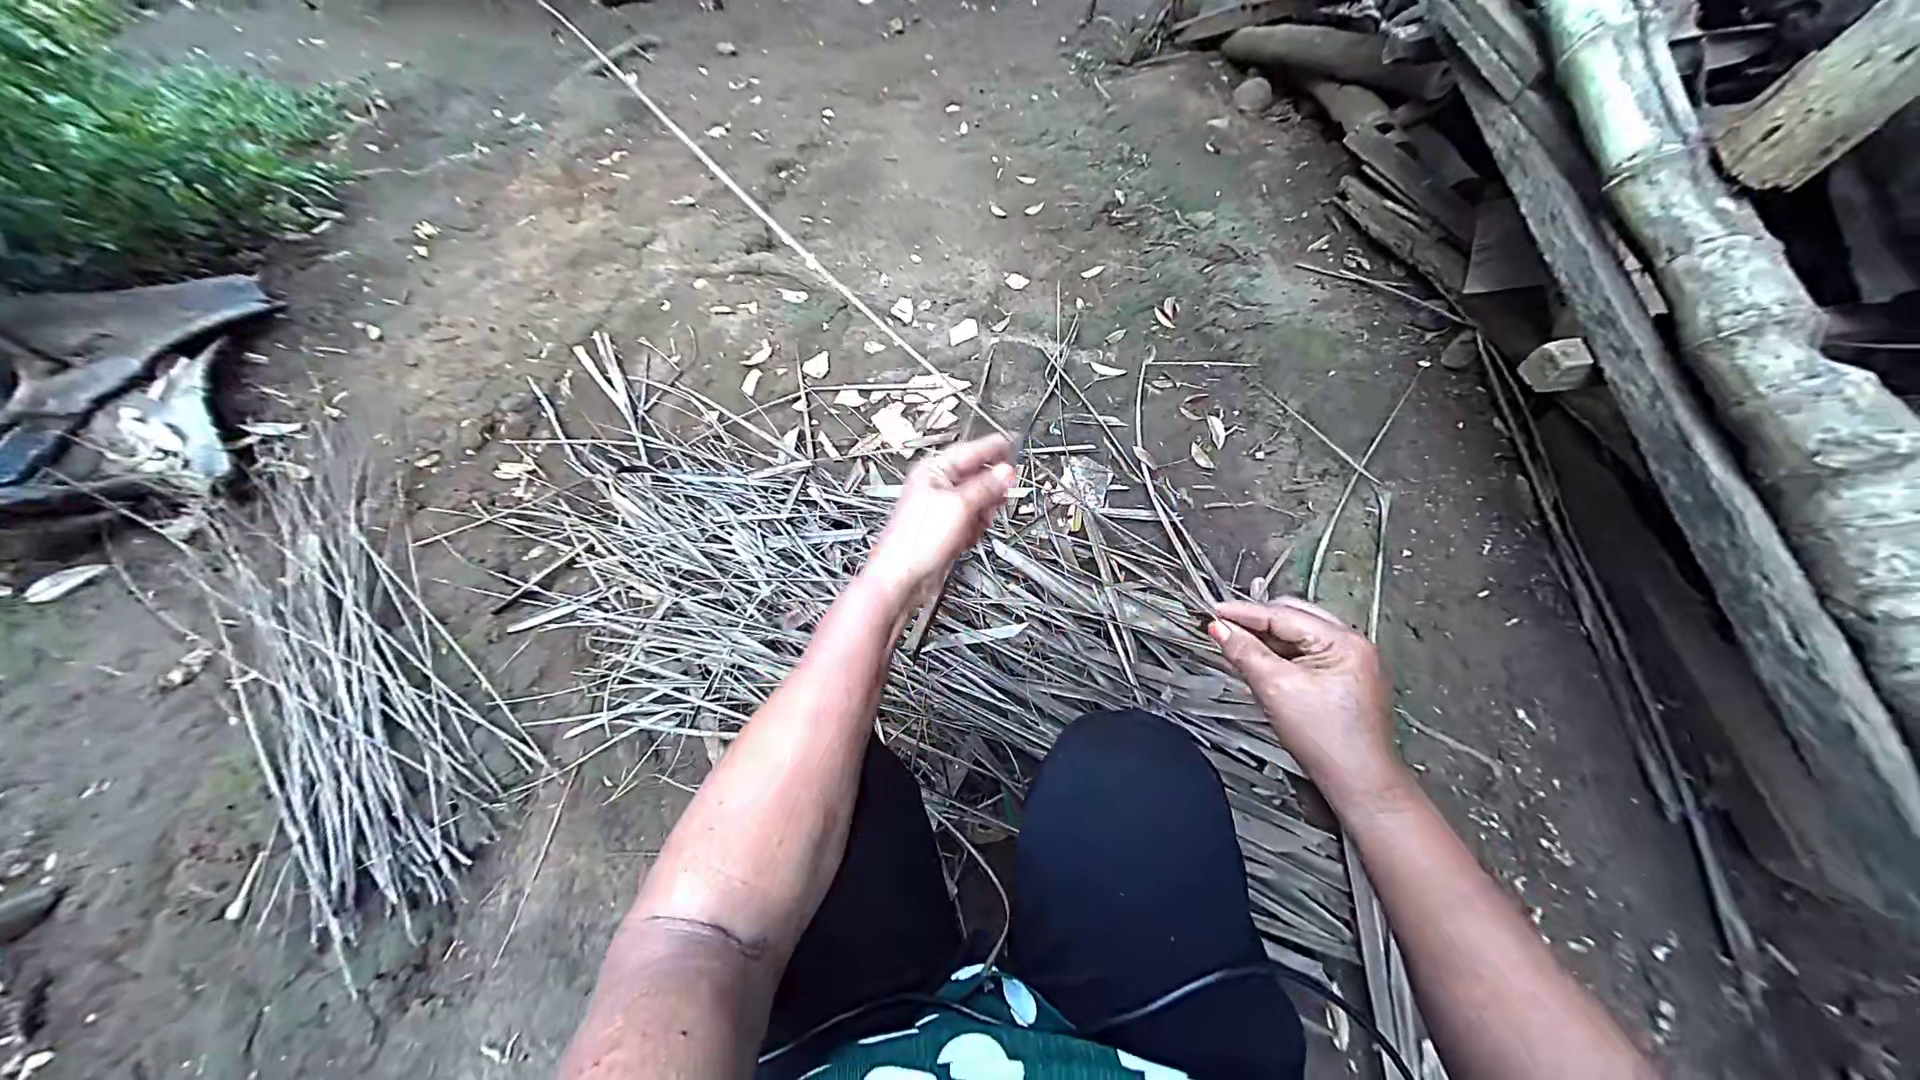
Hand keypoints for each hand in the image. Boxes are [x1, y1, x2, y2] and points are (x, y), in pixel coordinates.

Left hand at [864, 435, 1014, 595]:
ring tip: (978, 523)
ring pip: (978, 501)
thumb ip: (986, 486)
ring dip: (983, 513)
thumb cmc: (915, 542)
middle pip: (978, 478)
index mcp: (933, 470)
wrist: (903, 577)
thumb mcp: (959, 506)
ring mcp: (942, 508)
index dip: (994, 451)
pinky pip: (972, 521)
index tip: (1014, 448)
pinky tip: (967, 537)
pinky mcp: (946, 528)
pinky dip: (974, 528)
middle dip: (990, 491)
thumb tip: (1005, 472)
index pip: (971, 451)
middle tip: (1000, 498)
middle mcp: (936, 486)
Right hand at [1210, 597, 1406, 813]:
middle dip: (1256, 623)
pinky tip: (1262, 664)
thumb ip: (1244, 652)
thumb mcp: (1274, 688)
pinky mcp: (1345, 681)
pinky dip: (1280, 656)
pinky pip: (1305, 655)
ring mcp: (1351, 664)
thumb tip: (1222, 629)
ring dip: (1266, 640)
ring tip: (1238, 647)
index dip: (1244, 614)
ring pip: (1297, 637)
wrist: (1358, 783)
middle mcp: (1353, 647)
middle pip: (1292, 619)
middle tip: (1224, 628)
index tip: (1217, 613)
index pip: (1282, 615)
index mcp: (1344, 642)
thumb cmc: (1330, 742)